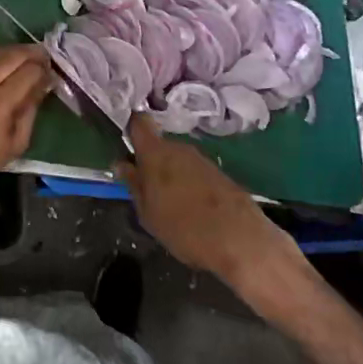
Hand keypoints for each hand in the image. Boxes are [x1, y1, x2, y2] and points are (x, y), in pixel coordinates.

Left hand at [0, 44, 54, 198]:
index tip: (53, 72)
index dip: (43, 69)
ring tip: (32, 55)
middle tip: (46, 55)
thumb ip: (30, 110)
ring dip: (17, 52)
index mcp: (0, 102)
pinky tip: (13, 64)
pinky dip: (3, 59)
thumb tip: (42, 87)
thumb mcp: (17, 141)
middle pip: (12, 56)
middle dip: (32, 52)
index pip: (28, 72)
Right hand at [118, 114, 298, 282]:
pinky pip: (195, 171)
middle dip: (150, 161)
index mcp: (156, 153)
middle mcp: (179, 148)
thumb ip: (133, 185)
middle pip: (159, 145)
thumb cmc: (184, 228)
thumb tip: (121, 164)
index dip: (131, 126)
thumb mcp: (148, 213)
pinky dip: (189, 182)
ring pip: (177, 159)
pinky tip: (192, 207)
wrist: (241, 240)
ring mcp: (202, 159)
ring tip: (169, 202)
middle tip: (145, 187)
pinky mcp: (220, 173)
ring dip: (171, 173)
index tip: (124, 140)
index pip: (139, 123)